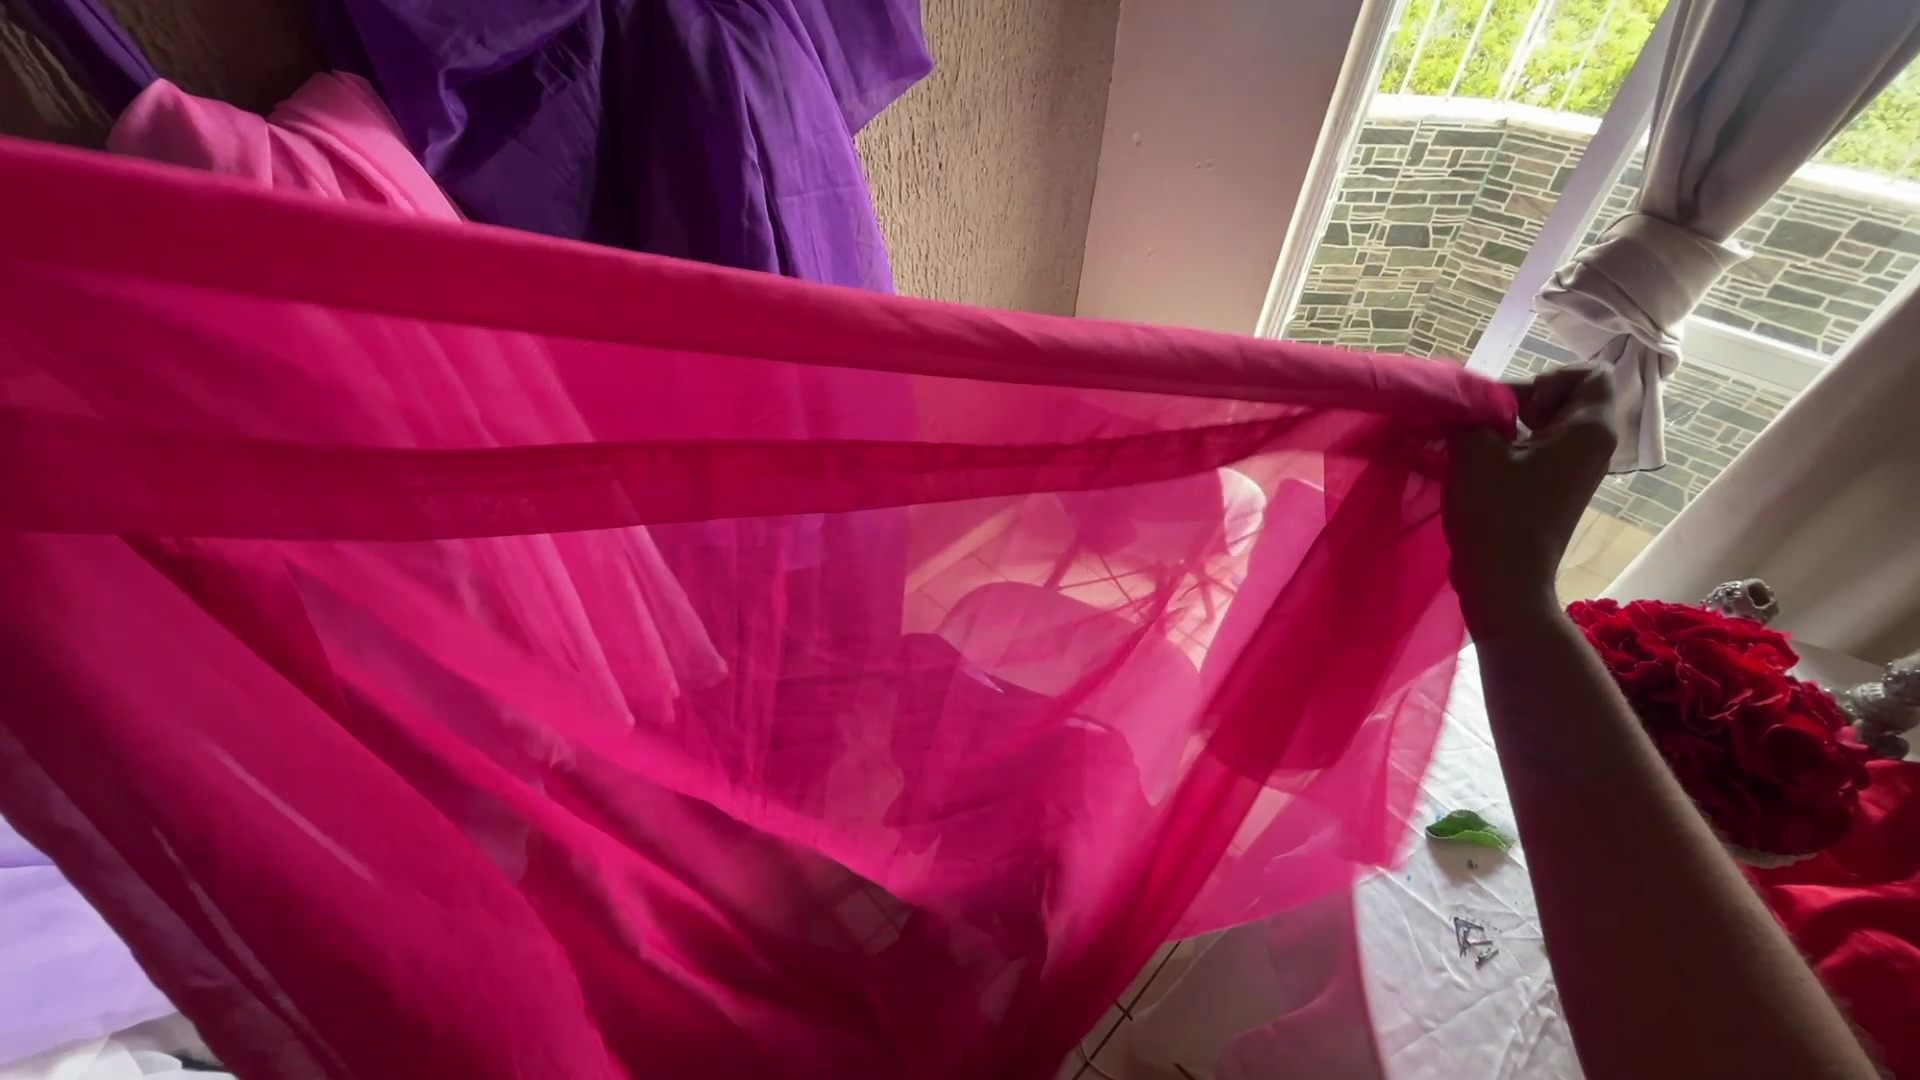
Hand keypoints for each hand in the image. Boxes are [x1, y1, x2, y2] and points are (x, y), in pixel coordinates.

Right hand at [1443, 365, 1616, 636]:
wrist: (1504, 578)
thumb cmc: (1496, 511)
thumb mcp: (1474, 451)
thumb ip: (1469, 415)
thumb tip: (1463, 403)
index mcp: (1590, 429)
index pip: (1591, 373)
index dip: (1548, 379)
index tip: (1514, 408)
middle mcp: (1595, 444)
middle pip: (1567, 396)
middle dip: (1521, 401)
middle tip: (1485, 424)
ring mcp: (1577, 469)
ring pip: (1550, 424)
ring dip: (1511, 426)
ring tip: (1478, 444)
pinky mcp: (1557, 488)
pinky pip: (1541, 449)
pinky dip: (1511, 448)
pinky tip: (1481, 466)